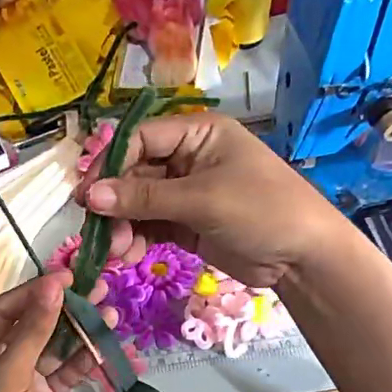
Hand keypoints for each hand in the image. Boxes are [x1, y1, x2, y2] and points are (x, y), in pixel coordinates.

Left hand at [0, 273, 99, 391]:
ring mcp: (26, 374)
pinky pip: (69, 368)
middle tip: (97, 288)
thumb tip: (53, 284)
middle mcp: (0, 356)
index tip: (68, 277)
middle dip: (65, 307)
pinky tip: (111, 347)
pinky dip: (89, 359)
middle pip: (35, 322)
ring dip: (82, 331)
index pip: (6, 309)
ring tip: (110, 312)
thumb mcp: (9, 376)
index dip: (36, 291)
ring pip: (57, 344)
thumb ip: (33, 330)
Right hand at [82, 112, 349, 286]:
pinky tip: (130, 255)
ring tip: (119, 252)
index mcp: (197, 134)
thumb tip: (90, 196)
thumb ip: (145, 198)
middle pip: (134, 174)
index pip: (140, 139)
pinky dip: (137, 239)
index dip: (110, 165)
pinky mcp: (186, 223)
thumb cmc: (261, 210)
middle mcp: (188, 158)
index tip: (87, 196)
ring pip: (138, 203)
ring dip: (123, 226)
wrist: (303, 257)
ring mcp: (186, 192)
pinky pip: (150, 225)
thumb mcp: (202, 199)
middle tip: (100, 233)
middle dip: (115, 204)